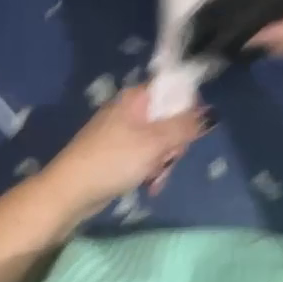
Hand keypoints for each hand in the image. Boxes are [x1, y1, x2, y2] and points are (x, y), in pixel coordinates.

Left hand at [36, 88, 204, 221]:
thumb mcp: (155, 143)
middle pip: (169, 120)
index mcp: (136, 99)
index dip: (188, 110)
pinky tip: (148, 186)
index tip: (189, 132)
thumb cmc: (113, 161)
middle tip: (168, 159)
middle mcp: (129, 110)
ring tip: (154, 179)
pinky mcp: (117, 154)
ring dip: (163, 163)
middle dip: (174, 144)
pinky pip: (145, 157)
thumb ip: (185, 127)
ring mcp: (122, 133)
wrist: (71, 191)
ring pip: (159, 142)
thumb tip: (211, 113)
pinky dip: (149, 171)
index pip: (173, 91)